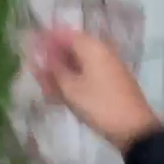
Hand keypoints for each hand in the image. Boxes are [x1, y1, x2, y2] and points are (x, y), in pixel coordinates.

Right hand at [26, 27, 162, 151]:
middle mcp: (101, 52)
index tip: (29, 47)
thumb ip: (53, 69)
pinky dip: (72, 80)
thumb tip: (40, 54)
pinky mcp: (111, 82)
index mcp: (92, 47)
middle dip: (52, 58)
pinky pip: (86, 74)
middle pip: (71, 48)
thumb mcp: (70, 88)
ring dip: (60, 72)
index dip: (45, 38)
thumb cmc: (99, 105)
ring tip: (45, 86)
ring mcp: (108, 67)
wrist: (135, 130)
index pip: (63, 33)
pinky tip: (60, 94)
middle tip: (35, 71)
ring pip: (77, 63)